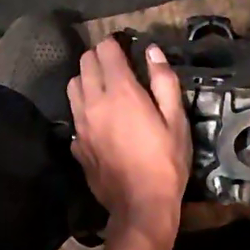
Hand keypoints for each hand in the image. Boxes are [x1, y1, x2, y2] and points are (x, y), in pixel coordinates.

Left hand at [68, 38, 191, 245]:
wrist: (141, 205)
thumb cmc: (166, 162)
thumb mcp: (177, 121)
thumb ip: (164, 82)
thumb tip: (153, 52)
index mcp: (120, 92)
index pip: (105, 50)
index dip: (116, 45)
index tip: (128, 50)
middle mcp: (93, 102)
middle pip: (84, 63)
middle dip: (100, 59)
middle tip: (119, 69)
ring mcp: (80, 125)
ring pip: (73, 87)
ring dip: (87, 81)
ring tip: (105, 92)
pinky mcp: (76, 145)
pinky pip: (74, 116)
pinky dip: (85, 110)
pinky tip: (101, 124)